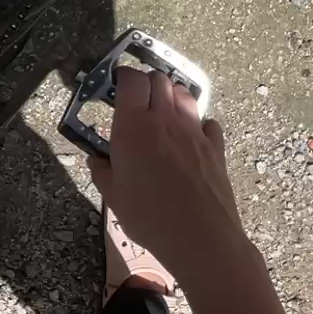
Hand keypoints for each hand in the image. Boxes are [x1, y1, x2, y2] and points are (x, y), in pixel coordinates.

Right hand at [88, 68, 248, 276]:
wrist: (200, 236)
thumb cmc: (149, 217)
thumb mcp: (113, 197)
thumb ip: (102, 172)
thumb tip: (96, 160)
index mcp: (133, 127)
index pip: (131, 80)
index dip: (123, 76)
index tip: (116, 84)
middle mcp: (164, 119)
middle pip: (159, 79)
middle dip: (146, 83)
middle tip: (136, 100)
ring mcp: (194, 131)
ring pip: (183, 94)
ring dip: (171, 96)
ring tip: (161, 114)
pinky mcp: (215, 146)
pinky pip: (207, 122)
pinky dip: (197, 124)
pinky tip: (190, 139)